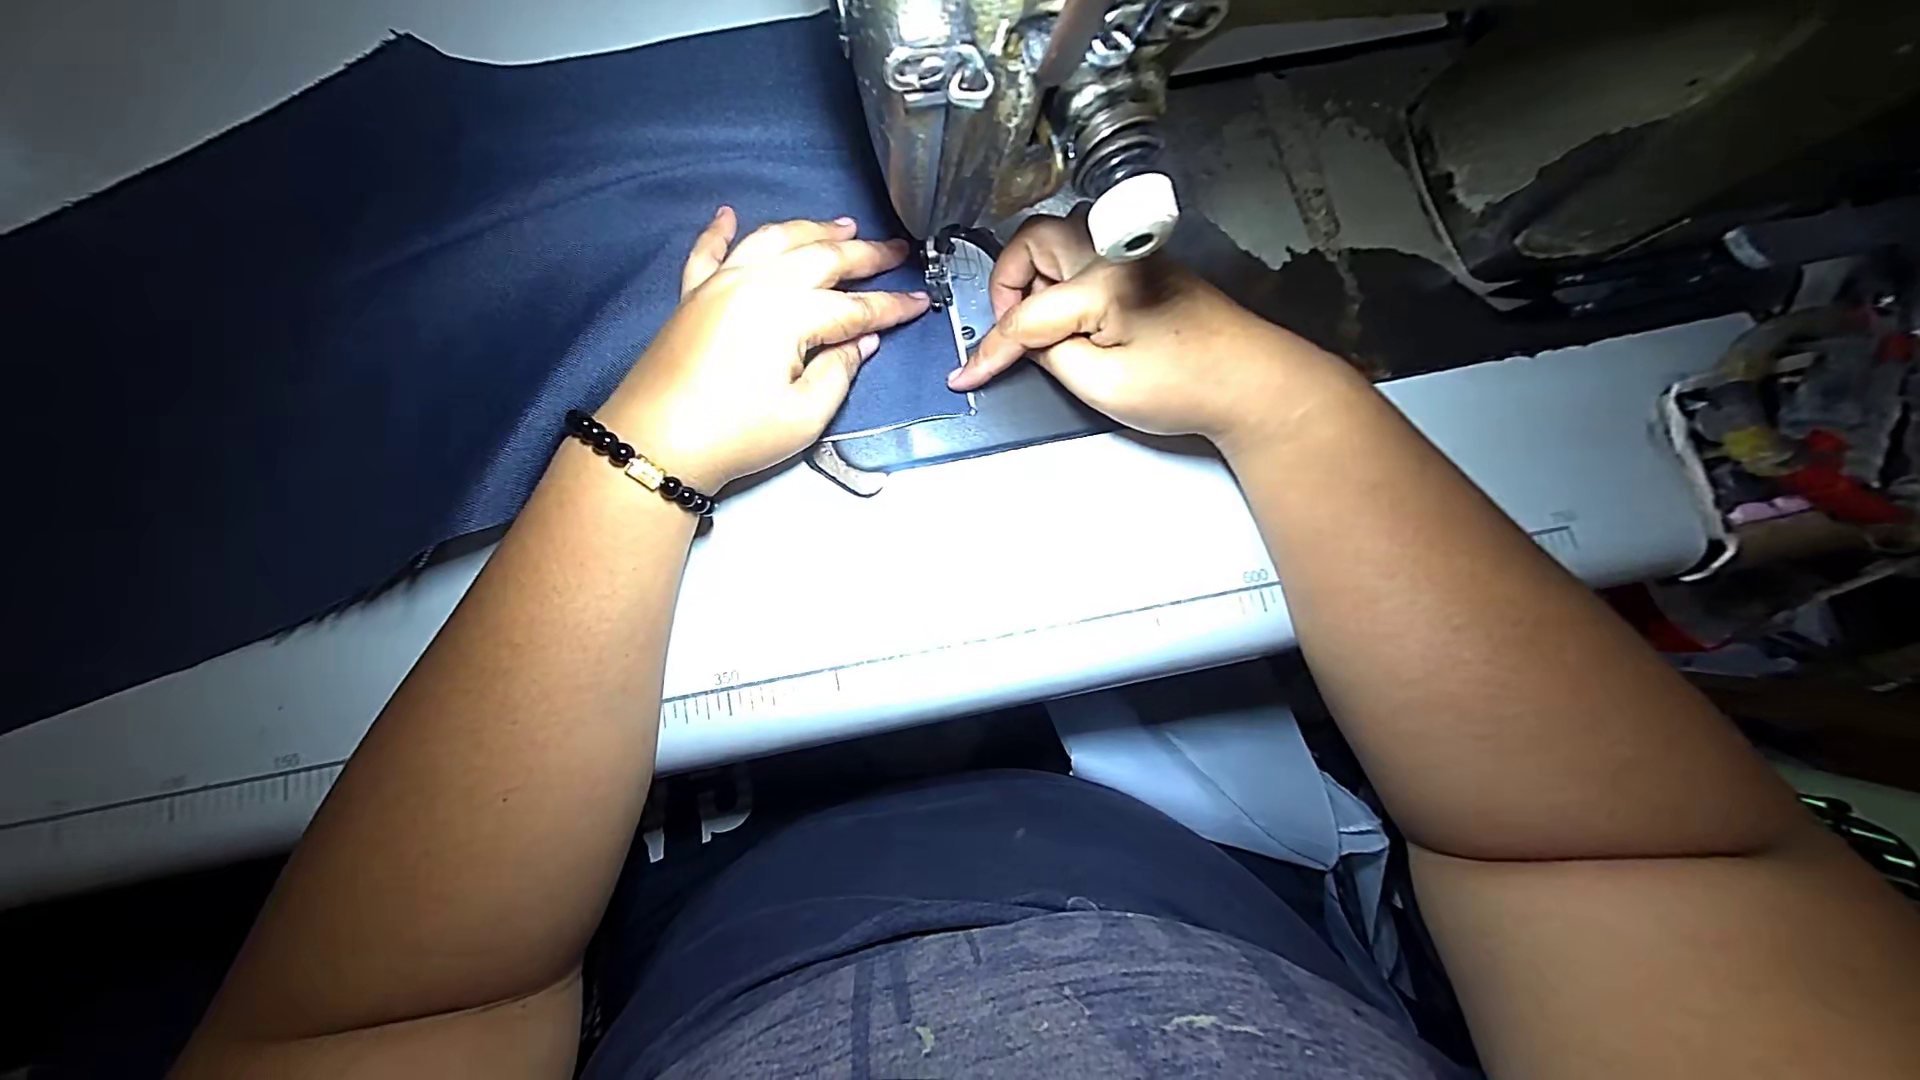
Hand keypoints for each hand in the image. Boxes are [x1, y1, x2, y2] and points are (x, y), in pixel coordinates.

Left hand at [597, 207, 931, 489]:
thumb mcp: (805, 415)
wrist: (656, 443)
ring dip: (810, 230)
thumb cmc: (736, 434)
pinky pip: (708, 252)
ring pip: (772, 240)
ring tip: (841, 225)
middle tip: (895, 249)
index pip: (853, 306)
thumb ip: (839, 371)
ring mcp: (719, 284)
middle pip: (819, 258)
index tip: (918, 301)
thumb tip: (860, 342)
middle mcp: (755, 283)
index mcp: (787, 313)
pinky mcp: (691, 297)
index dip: (891, 306)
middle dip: (864, 254)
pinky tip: (728, 214)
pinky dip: (720, 230)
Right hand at [948, 211, 1358, 452]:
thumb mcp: (1100, 385)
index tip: (965, 376)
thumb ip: (1049, 355)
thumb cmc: (1183, 386)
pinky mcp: (1141, 263)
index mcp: (1104, 281)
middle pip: (1033, 240)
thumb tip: (1022, 342)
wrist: (1250, 381)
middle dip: (1008, 284)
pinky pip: (1083, 255)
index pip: (1026, 315)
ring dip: (1034, 276)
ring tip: (1043, 326)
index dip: (990, 350)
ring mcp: (1131, 252)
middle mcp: (1114, 251)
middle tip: (1013, 331)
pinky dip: (1061, 281)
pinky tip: (1073, 319)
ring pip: (1057, 241)